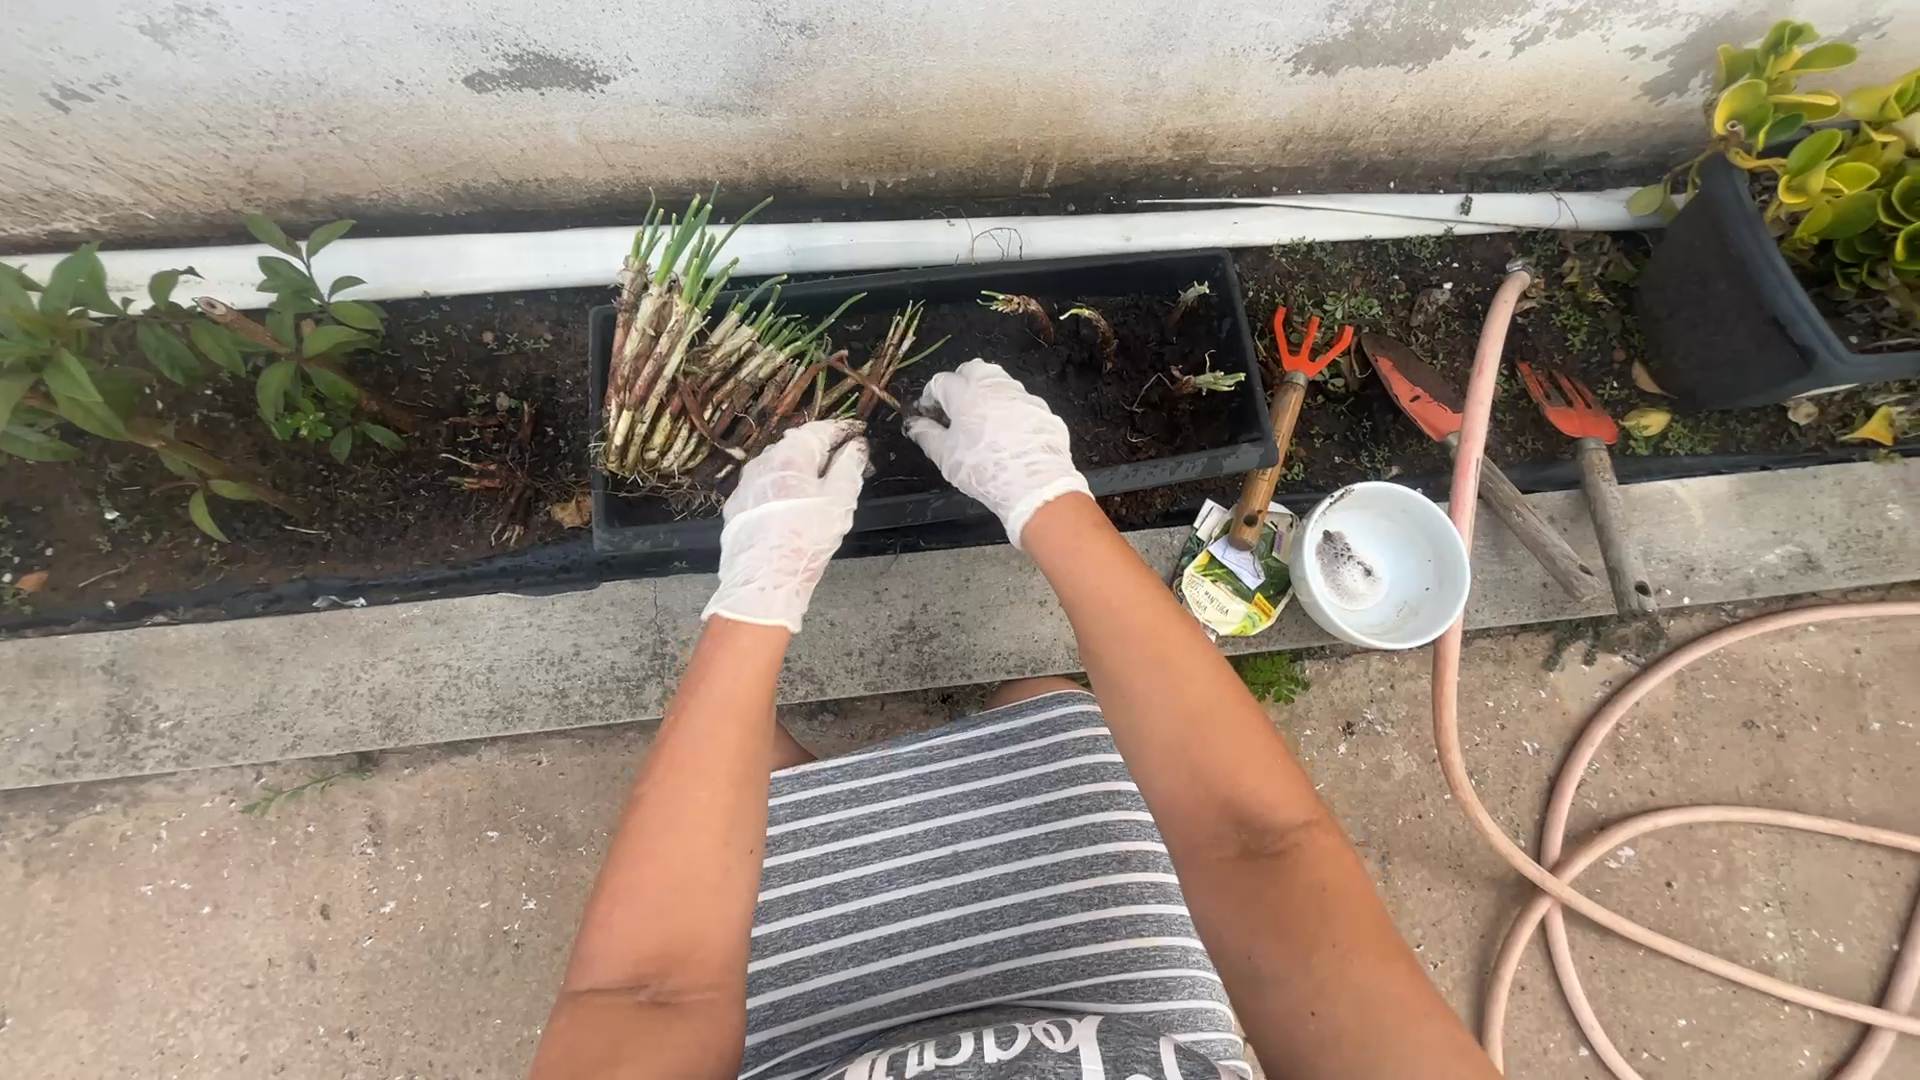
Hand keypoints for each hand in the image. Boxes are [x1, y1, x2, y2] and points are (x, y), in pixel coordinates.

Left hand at [701, 418, 866, 632]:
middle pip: (797, 447)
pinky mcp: (738, 508)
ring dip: (801, 471)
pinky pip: (766, 489)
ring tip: (821, 487)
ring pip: (779, 469)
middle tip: (845, 461)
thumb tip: (856, 446)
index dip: (842, 429)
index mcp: (790, 454)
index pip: (819, 429)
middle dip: (822, 451)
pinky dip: (783, 490)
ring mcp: (746, 485)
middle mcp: (763, 462)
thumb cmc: (806, 537)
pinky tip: (794, 509)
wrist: (764, 579)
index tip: (858, 432)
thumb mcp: (840, 499)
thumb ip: (850, 466)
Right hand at [904, 359, 1090, 548]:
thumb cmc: (983, 468)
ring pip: (999, 383)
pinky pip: (1020, 404)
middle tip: (955, 412)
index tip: (928, 416)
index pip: (939, 382)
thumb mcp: (944, 455)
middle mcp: (995, 385)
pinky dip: (1010, 412)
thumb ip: (926, 434)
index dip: (930, 398)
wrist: (1034, 485)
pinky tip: (1008, 435)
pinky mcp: (1043, 410)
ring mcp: (1022, 395)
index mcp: (965, 392)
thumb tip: (915, 425)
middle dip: (959, 385)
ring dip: (986, 396)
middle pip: (972, 371)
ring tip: (981, 423)